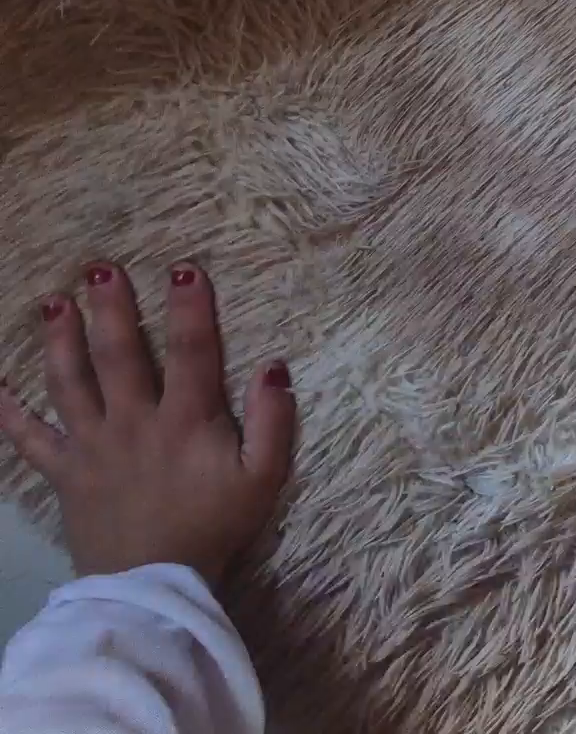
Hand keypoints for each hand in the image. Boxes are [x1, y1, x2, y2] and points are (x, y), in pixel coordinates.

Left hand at [0, 262, 295, 583]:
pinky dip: (6, 410)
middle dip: (113, 310)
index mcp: (188, 420)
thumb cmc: (221, 519)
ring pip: (70, 383)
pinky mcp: (65, 471)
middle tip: (100, 270)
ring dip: (60, 341)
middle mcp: (134, 422)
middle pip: (121, 356)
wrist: (153, 578)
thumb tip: (274, 367)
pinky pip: (27, 437)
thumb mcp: (267, 472)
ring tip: (51, 304)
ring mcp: (92, 446)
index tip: (186, 271)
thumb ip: (273, 419)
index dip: (192, 309)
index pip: (194, 351)